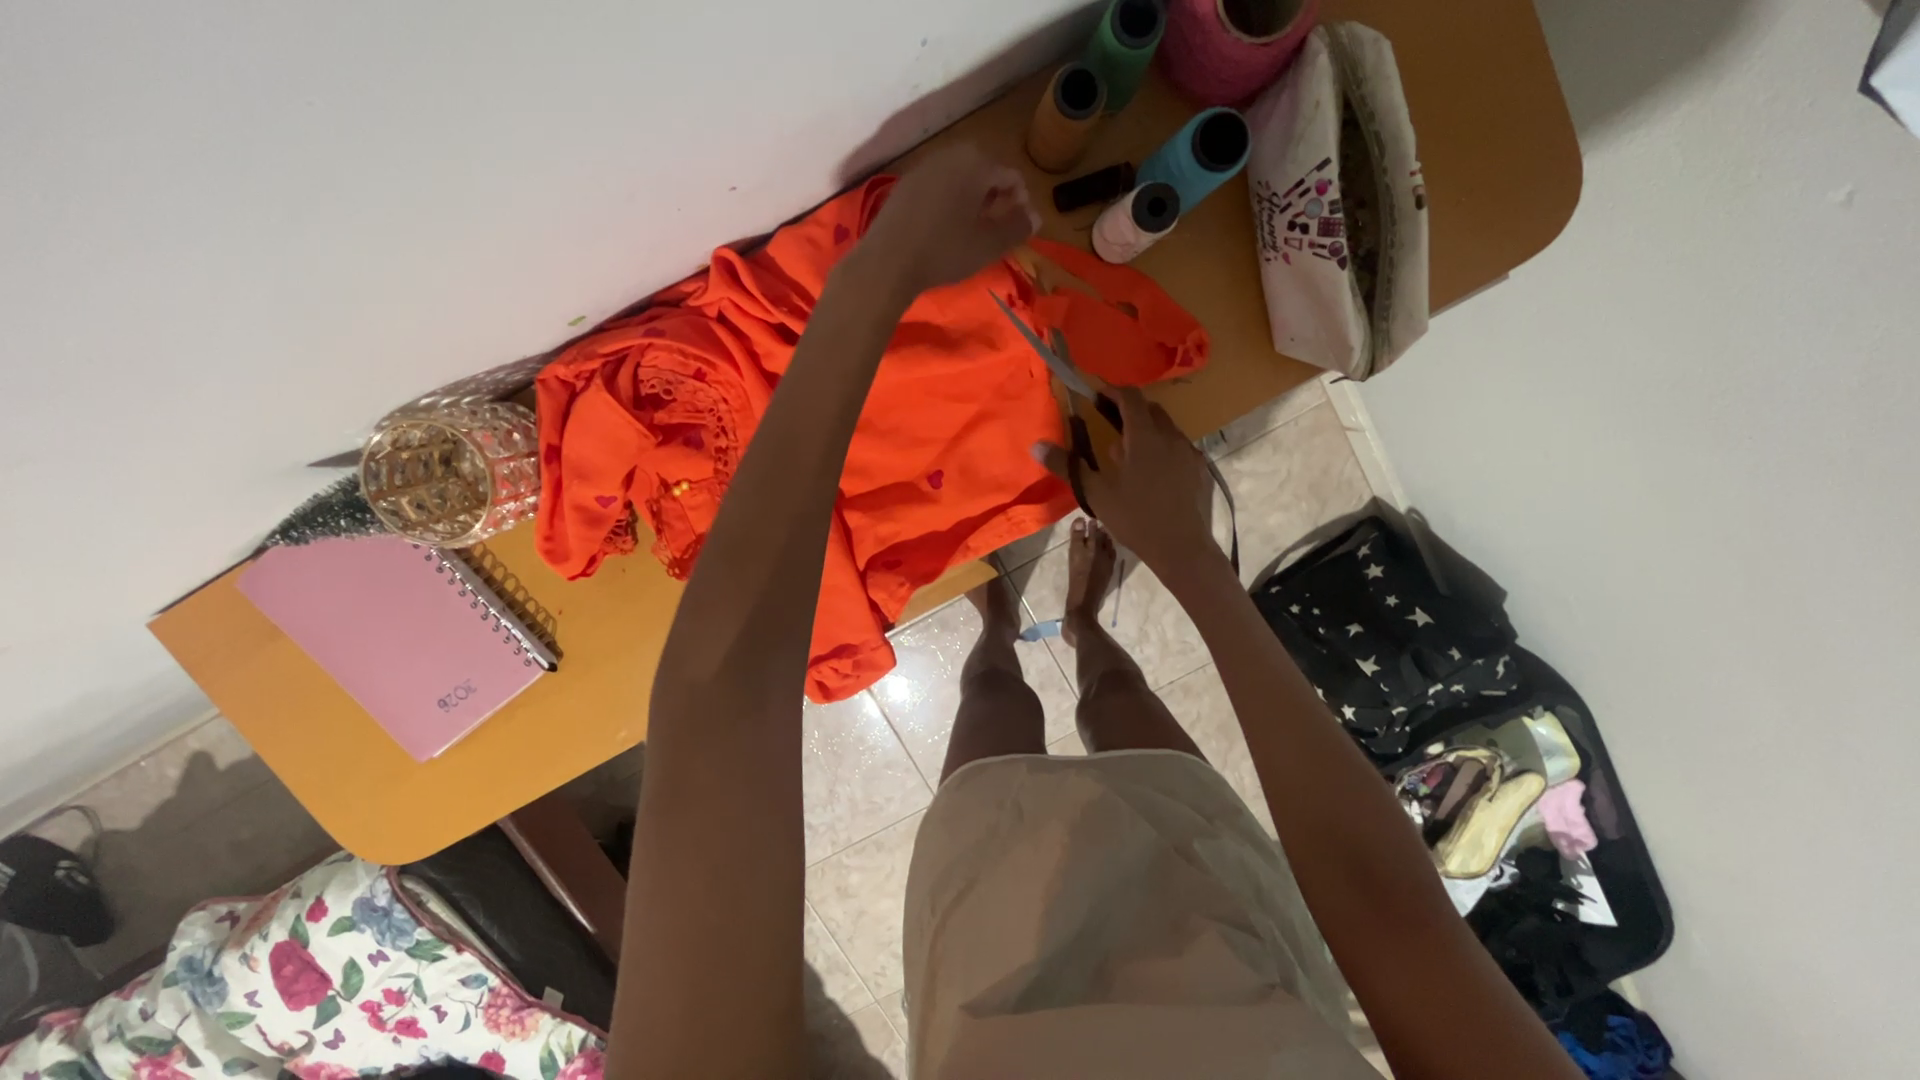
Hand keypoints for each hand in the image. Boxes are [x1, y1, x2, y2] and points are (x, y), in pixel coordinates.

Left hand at [854, 144, 1038, 299]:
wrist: (887, 262)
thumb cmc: (945, 251)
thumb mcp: (989, 245)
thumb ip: (1017, 227)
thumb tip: (1036, 216)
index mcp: (977, 163)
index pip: (1011, 176)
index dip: (1020, 201)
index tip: (1017, 226)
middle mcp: (950, 155)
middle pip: (984, 170)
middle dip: (994, 195)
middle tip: (995, 226)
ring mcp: (924, 167)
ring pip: (958, 176)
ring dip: (970, 197)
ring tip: (970, 227)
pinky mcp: (904, 184)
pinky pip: (937, 186)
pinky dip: (947, 200)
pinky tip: (943, 227)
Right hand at [1033, 386, 1224, 579]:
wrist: (1181, 548)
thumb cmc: (1135, 518)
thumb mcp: (1096, 493)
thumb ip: (1067, 466)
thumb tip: (1036, 445)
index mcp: (1144, 436)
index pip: (1130, 397)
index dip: (1112, 391)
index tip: (1096, 394)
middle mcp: (1170, 436)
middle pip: (1150, 409)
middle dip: (1128, 409)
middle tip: (1108, 422)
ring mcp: (1189, 452)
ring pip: (1166, 428)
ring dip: (1145, 430)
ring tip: (1126, 451)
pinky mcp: (1199, 468)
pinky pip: (1178, 447)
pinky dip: (1161, 447)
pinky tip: (1151, 472)